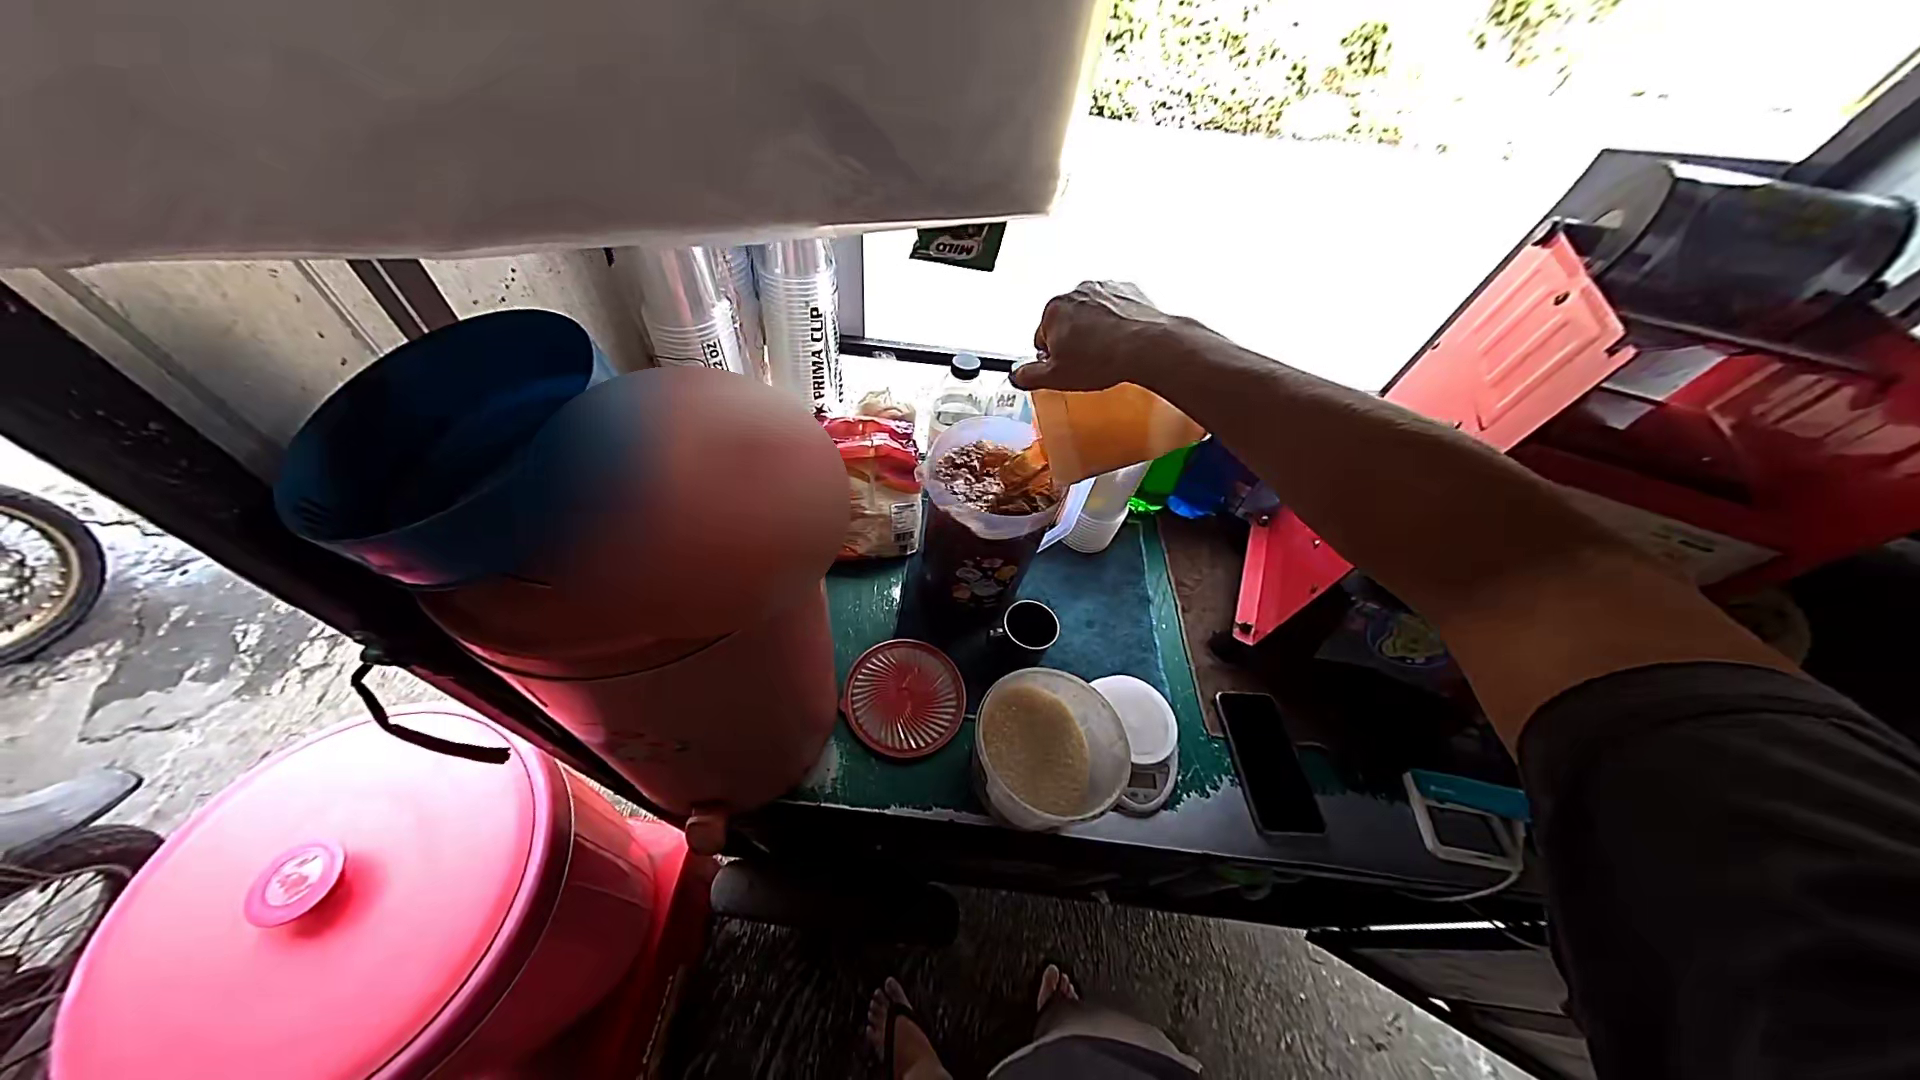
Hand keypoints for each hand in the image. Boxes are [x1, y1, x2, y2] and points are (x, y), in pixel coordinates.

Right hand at [1012, 281, 1191, 391]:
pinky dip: (1116, 322)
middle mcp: (1076, 293)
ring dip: (1094, 331)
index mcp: (1053, 310)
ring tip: (1106, 354)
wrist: (1147, 347)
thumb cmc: (1103, 359)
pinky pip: (1115, 309)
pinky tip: (1122, 342)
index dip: (1052, 358)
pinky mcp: (1128, 291)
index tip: (1064, 368)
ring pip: (1090, 314)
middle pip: (1066, 322)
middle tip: (1086, 363)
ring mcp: (1104, 289)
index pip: (1042, 338)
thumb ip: (1029, 376)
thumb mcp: (1056, 378)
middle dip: (1073, 341)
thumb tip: (1017, 374)